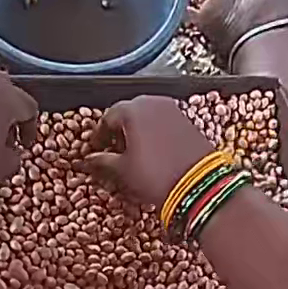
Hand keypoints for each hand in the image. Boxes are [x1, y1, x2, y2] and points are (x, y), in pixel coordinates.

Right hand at [83, 96, 216, 212]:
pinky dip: (153, 134)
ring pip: (147, 117)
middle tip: (113, 151)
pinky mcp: (187, 121)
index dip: (99, 136)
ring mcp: (173, 110)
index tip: (96, 150)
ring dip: (136, 132)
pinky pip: (163, 123)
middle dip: (118, 131)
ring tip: (132, 154)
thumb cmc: (156, 175)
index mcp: (133, 109)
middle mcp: (154, 103)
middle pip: (128, 113)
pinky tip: (152, 153)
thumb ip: (102, 161)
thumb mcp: (123, 170)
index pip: (107, 118)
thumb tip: (89, 159)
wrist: (198, 185)